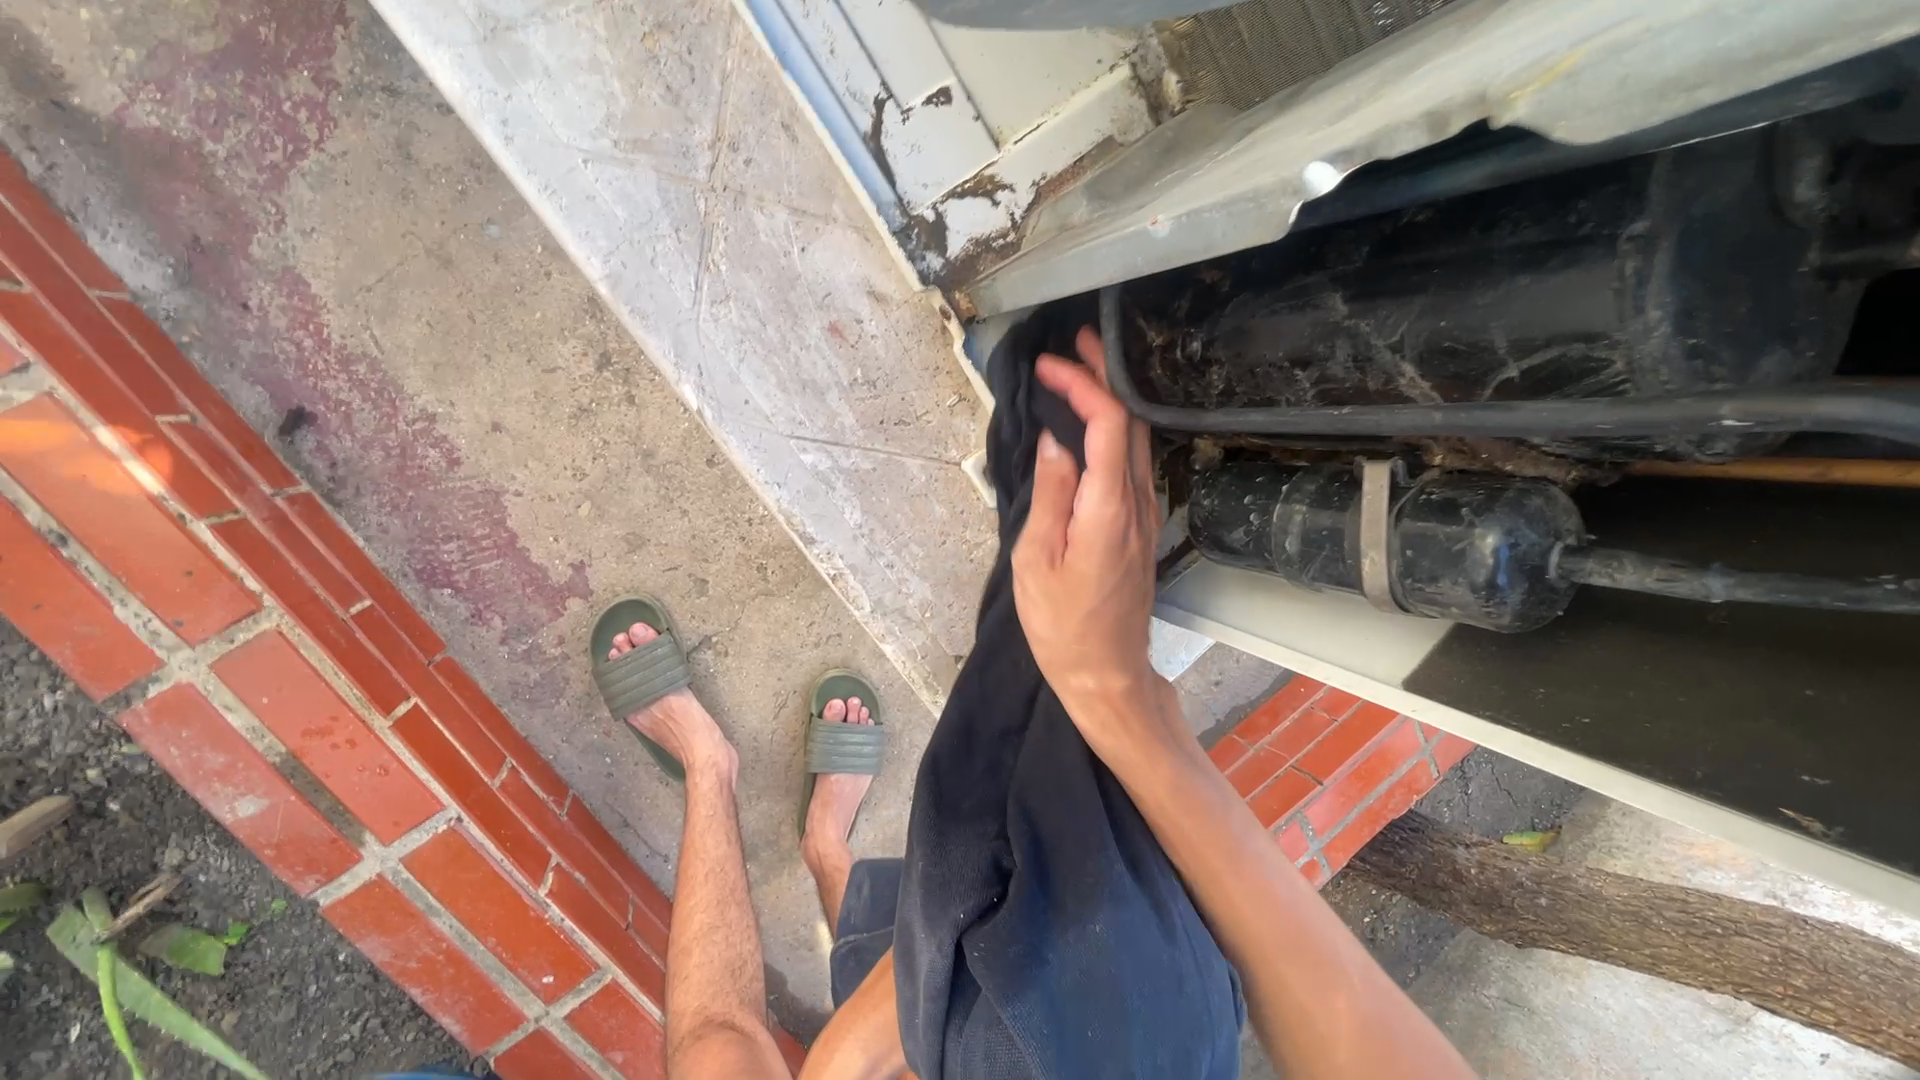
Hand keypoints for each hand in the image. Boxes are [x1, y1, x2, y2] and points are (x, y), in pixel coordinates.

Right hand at [1012, 325, 1163, 726]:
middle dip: (1106, 375)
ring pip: (1138, 439)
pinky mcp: (1142, 526)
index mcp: (1108, 509)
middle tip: (1076, 343)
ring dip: (1114, 398)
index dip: (1082, 384)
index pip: (1109, 424)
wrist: (1104, 671)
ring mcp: (1146, 515)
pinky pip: (1135, 461)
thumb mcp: (1035, 560)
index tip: (1049, 366)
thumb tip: (1055, 439)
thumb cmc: (1061, 625)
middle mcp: (1138, 504)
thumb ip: (1050, 494)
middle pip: (1132, 421)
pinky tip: (1095, 423)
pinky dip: (1117, 428)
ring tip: (1084, 370)